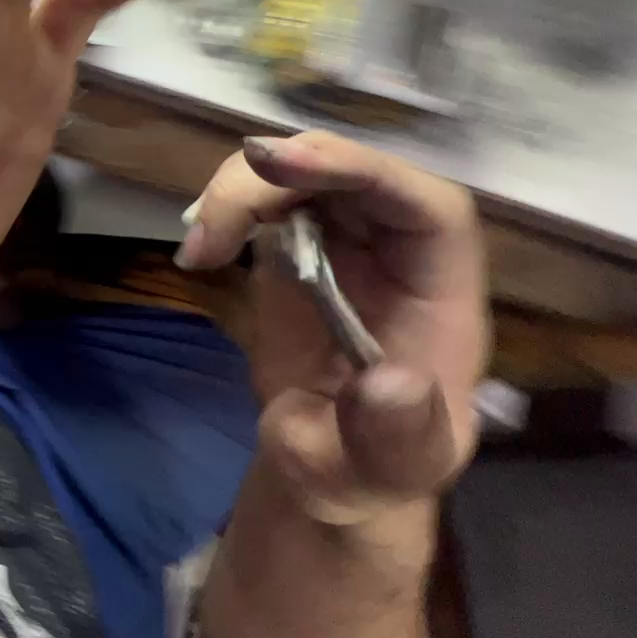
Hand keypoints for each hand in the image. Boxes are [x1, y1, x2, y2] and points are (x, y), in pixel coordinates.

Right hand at [177, 132, 489, 523]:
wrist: (322, 462)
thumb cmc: (360, 469)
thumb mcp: (382, 471)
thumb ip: (393, 438)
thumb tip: (392, 380)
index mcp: (438, 298)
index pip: (423, 206)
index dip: (358, 171)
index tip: (278, 165)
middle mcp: (395, 255)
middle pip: (347, 172)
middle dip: (274, 176)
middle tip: (210, 220)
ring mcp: (341, 244)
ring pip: (296, 174)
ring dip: (235, 193)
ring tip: (198, 252)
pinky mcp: (293, 247)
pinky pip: (262, 198)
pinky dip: (222, 210)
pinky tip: (199, 251)